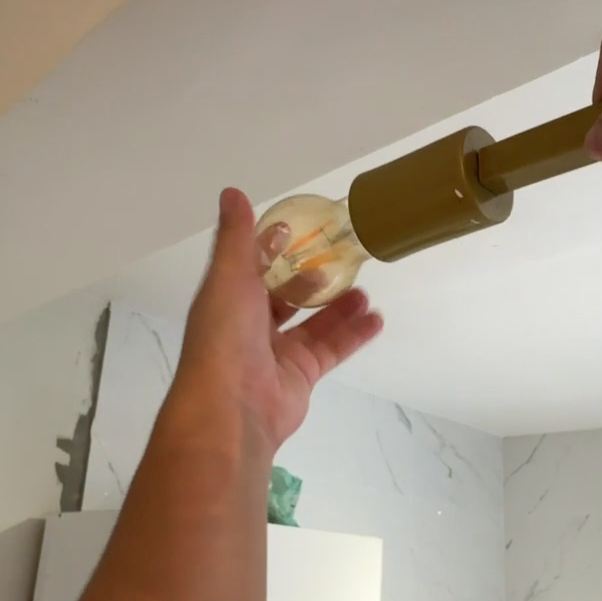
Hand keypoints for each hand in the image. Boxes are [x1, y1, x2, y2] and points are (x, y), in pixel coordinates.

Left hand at [173, 189, 383, 446]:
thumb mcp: (229, 276)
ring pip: (313, 324)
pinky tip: (375, 319)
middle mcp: (250, 326)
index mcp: (228, 300)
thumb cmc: (225, 337)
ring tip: (365, 291)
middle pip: (286, 298)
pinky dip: (354, 335)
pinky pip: (331, 350)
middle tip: (341, 262)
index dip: (271, 249)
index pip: (252, 268)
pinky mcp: (301, 375)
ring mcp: (277, 353)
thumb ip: (236, 237)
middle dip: (311, 280)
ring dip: (339, 307)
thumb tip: (232, 192)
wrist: (232, 407)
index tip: (298, 231)